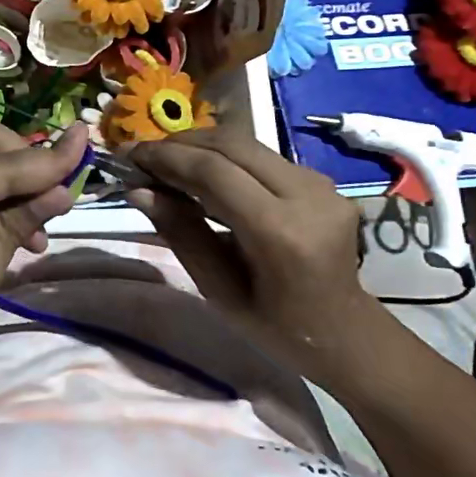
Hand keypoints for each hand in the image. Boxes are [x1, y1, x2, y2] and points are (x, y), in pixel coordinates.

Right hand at [125, 129, 372, 375]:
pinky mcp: (323, 181)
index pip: (215, 172)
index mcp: (280, 233)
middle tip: (143, 155)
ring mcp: (322, 184)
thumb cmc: (276, 328)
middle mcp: (307, 196)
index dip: (167, 158)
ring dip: (202, 146)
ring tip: (165, 162)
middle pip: (233, 145)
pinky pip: (264, 158)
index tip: (130, 155)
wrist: (345, 333)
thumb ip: (181, 234)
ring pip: (249, 145)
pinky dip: (226, 159)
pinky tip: (202, 174)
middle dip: (181, 143)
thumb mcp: (219, 290)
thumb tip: (139, 190)